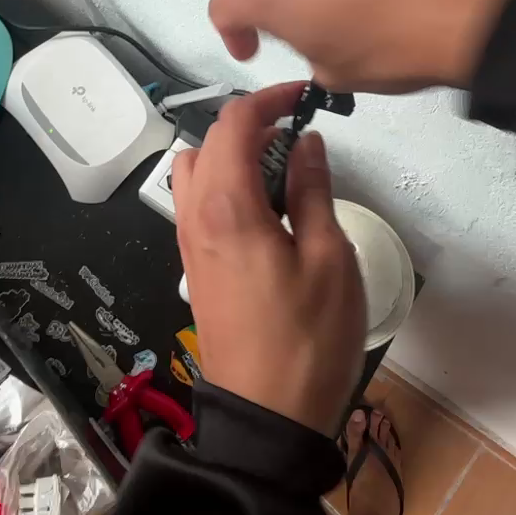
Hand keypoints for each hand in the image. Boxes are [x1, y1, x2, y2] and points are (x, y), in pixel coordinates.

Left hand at [173, 83, 364, 435]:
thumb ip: (312, 190)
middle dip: (251, 122)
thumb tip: (307, 141)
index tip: (304, 97)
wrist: (265, 416)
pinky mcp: (193, 263)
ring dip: (230, 153)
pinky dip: (222, 182)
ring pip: (194, 169)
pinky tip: (263, 208)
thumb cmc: (307, 337)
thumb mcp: (328, 257)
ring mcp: (188, 240)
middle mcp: (195, 213)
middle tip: (298, 134)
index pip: (235, 123)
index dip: (268, 98)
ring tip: (279, 171)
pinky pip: (196, 200)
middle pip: (209, 140)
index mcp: (227, 204)